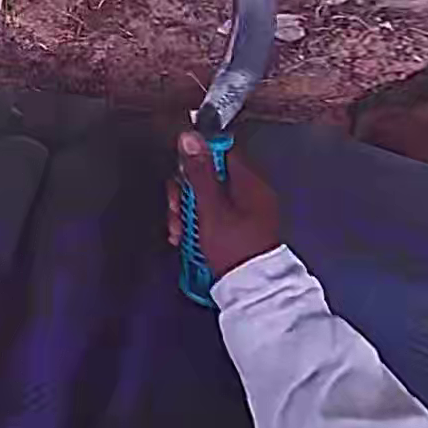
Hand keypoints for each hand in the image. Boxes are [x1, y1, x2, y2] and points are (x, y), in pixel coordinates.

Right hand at [166, 131, 282, 276]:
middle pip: (209, 175)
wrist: (251, 292)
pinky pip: (212, 214)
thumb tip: (189, 136)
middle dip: (185, 191)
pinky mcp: (237, 229)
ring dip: (186, 210)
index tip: (182, 174)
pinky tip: (184, 236)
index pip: (221, 151)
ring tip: (178, 228)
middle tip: (176, 207)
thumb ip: (199, 171)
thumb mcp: (210, 206)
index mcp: (249, 181)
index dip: (197, 158)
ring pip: (206, 197)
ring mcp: (244, 212)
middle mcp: (250, 192)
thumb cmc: (233, 245)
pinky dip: (196, 223)